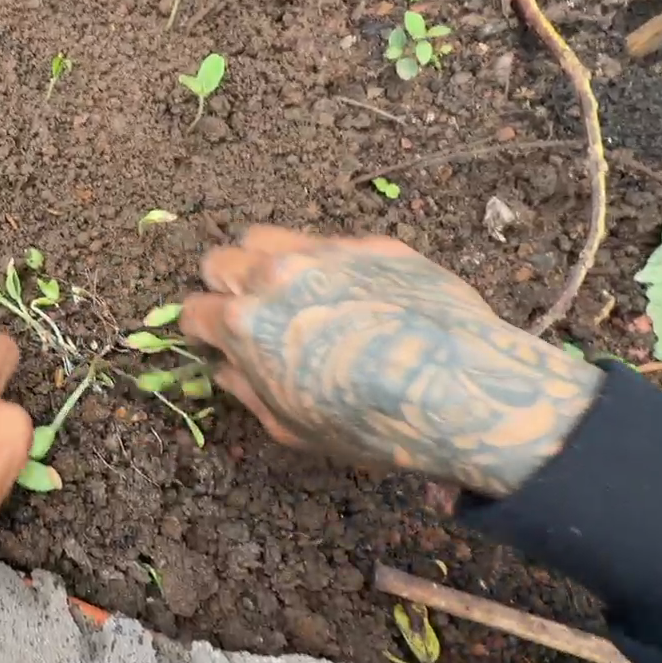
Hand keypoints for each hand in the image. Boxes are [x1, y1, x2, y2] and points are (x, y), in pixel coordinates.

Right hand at [180, 227, 603, 496]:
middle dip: (222, 286)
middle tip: (249, 311)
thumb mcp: (288, 425)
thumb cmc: (369, 424)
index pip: (192, 310)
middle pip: (217, 260)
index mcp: (244, 323)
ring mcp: (323, 253)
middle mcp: (273, 276)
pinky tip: (354, 297)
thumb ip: (244, 388)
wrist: (469, 395)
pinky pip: (327, 245)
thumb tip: (226, 366)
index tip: (214, 341)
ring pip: (263, 237)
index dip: (200, 330)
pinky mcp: (371, 245)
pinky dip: (323, 266)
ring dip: (261, 262)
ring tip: (290, 290)